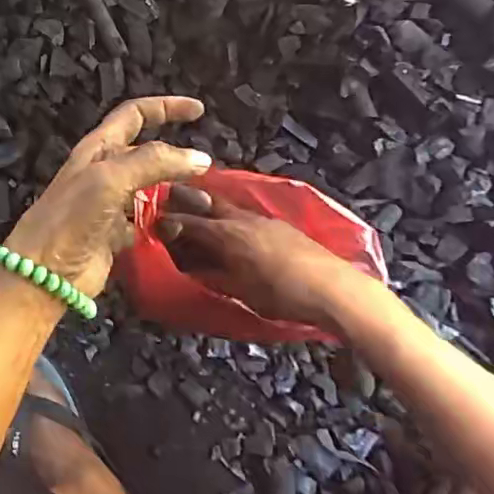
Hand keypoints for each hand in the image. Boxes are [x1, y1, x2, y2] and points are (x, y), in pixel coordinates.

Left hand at [4, 97, 211, 297]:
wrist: (45, 271)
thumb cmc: (71, 217)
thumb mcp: (109, 178)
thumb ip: (153, 162)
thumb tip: (198, 157)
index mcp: (98, 149)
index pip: (134, 115)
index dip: (165, 107)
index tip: (198, 110)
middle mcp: (103, 171)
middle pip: (147, 154)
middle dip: (177, 158)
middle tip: (209, 173)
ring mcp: (109, 204)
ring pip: (152, 189)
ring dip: (177, 193)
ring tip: (204, 205)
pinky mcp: (114, 234)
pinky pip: (148, 222)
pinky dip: (166, 224)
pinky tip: (182, 230)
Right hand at [157, 197, 365, 329]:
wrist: (339, 292)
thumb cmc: (284, 296)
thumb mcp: (240, 291)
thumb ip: (212, 276)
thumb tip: (191, 268)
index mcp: (226, 234)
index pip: (187, 222)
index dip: (168, 221)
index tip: (154, 222)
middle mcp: (241, 219)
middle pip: (207, 203)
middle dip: (187, 200)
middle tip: (170, 197)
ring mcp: (264, 220)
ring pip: (228, 208)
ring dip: (211, 208)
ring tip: (200, 212)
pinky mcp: (282, 227)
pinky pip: (247, 215)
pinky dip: (233, 218)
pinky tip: (236, 229)